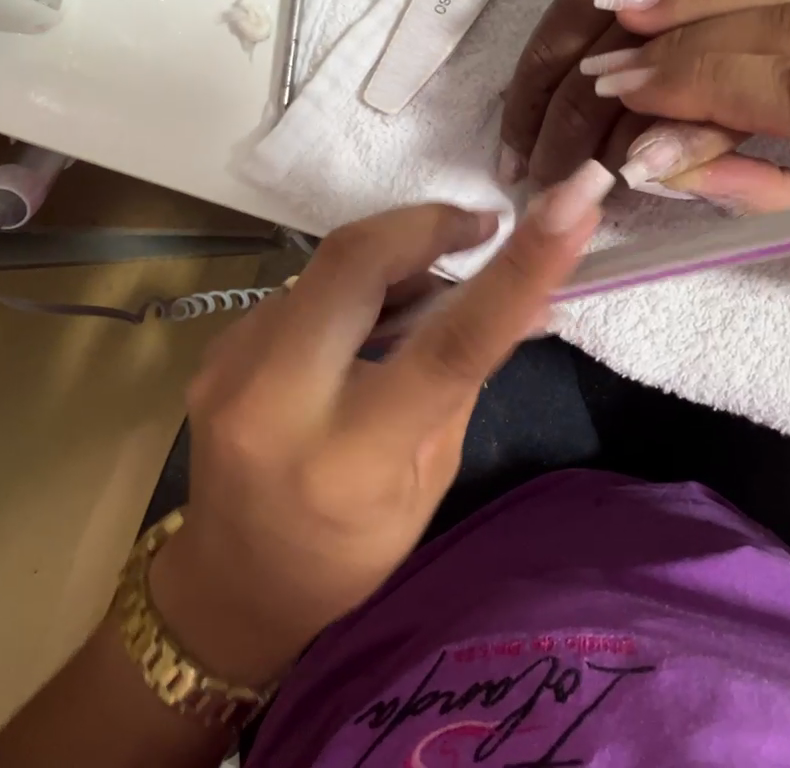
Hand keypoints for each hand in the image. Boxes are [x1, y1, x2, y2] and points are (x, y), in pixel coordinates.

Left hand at [148, 167, 612, 686]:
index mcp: (348, 456)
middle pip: (354, 260)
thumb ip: (466, 380)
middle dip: (429, 224)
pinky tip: (371, 320)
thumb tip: (524, 302)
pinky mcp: (215, 348)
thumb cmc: (351, 553)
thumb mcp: (429, 478)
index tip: (574, 203)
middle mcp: (275, 400)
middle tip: (481, 227)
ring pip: (326, 266)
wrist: (230, 587)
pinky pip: (300, 290)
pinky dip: (352, 287)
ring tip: (430, 286)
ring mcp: (230, 366)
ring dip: (393, 258)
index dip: (518, 269)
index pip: (449, 345)